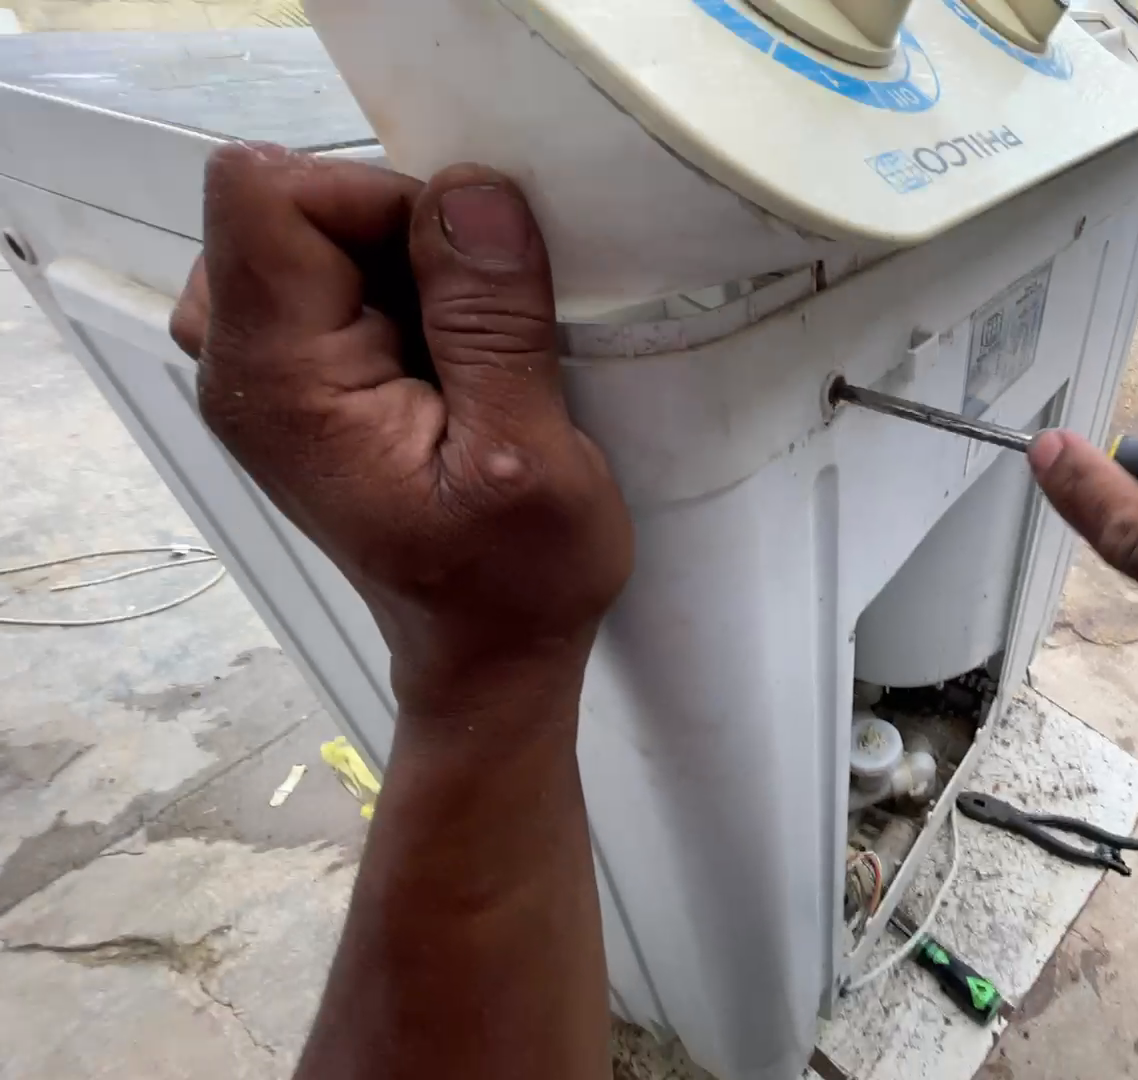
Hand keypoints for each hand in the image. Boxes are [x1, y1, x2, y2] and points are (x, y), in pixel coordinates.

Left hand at [171, 145, 632, 719]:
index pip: (275, 198)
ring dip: (426, 275)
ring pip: (330, 246)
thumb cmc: (522, 577)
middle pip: (298, 211)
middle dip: (418, 244)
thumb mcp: (531, 457)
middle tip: (503, 332)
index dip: (391, 206)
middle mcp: (251, 365)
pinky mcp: (321, 389)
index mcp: (283, 383)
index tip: (488, 281)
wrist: (495, 651)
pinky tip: (472, 364)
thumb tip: (477, 192)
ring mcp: (282, 377)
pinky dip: (424, 301)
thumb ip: (495, 330)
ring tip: (492, 351)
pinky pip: (353, 290)